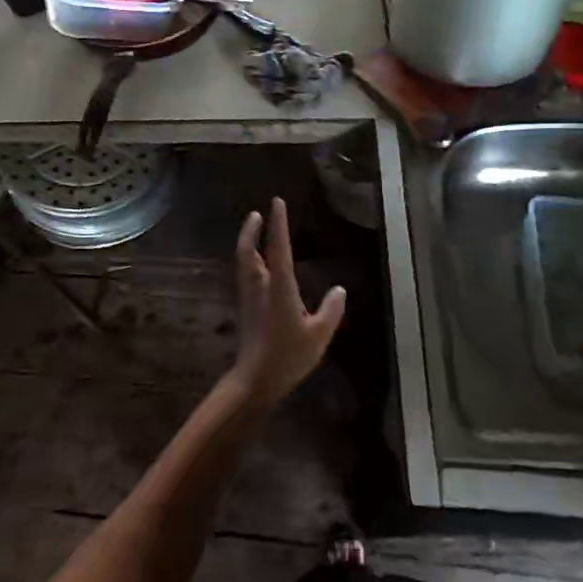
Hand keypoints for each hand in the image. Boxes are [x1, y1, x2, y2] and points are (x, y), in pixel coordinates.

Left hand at [229, 198, 346, 406]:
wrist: (254, 379)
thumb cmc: (288, 356)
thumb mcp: (319, 335)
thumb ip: (331, 310)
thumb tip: (339, 289)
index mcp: (279, 287)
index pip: (279, 247)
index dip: (278, 224)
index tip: (277, 202)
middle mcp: (259, 286)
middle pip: (249, 250)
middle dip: (251, 230)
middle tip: (256, 214)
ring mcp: (248, 297)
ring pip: (243, 261)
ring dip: (247, 243)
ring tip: (254, 231)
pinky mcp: (244, 308)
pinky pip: (244, 274)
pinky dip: (248, 259)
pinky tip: (255, 263)